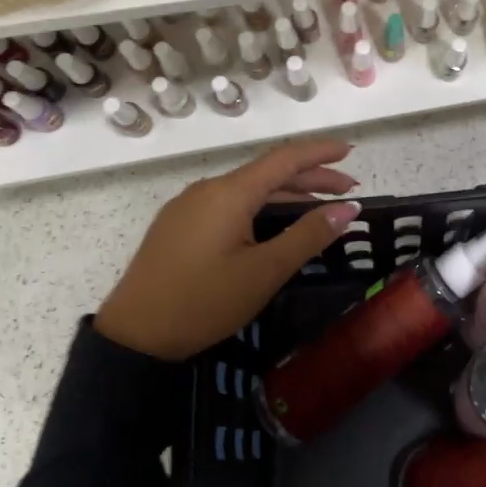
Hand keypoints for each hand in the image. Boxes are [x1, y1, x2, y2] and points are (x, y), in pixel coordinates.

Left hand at [94, 139, 363, 360]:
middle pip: (267, 173)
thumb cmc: (204, 302)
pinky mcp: (179, 226)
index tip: (351, 151)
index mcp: (230, 193)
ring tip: (318, 210)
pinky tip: (274, 227)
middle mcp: (208, 189)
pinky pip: (229, 205)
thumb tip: (348, 208)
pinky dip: (261, 208)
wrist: (134, 336)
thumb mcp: (264, 272)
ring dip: (286, 195)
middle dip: (310, 177)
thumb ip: (308, 235)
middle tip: (347, 190)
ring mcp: (189, 206)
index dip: (320, 152)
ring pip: (247, 190)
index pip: (285, 158)